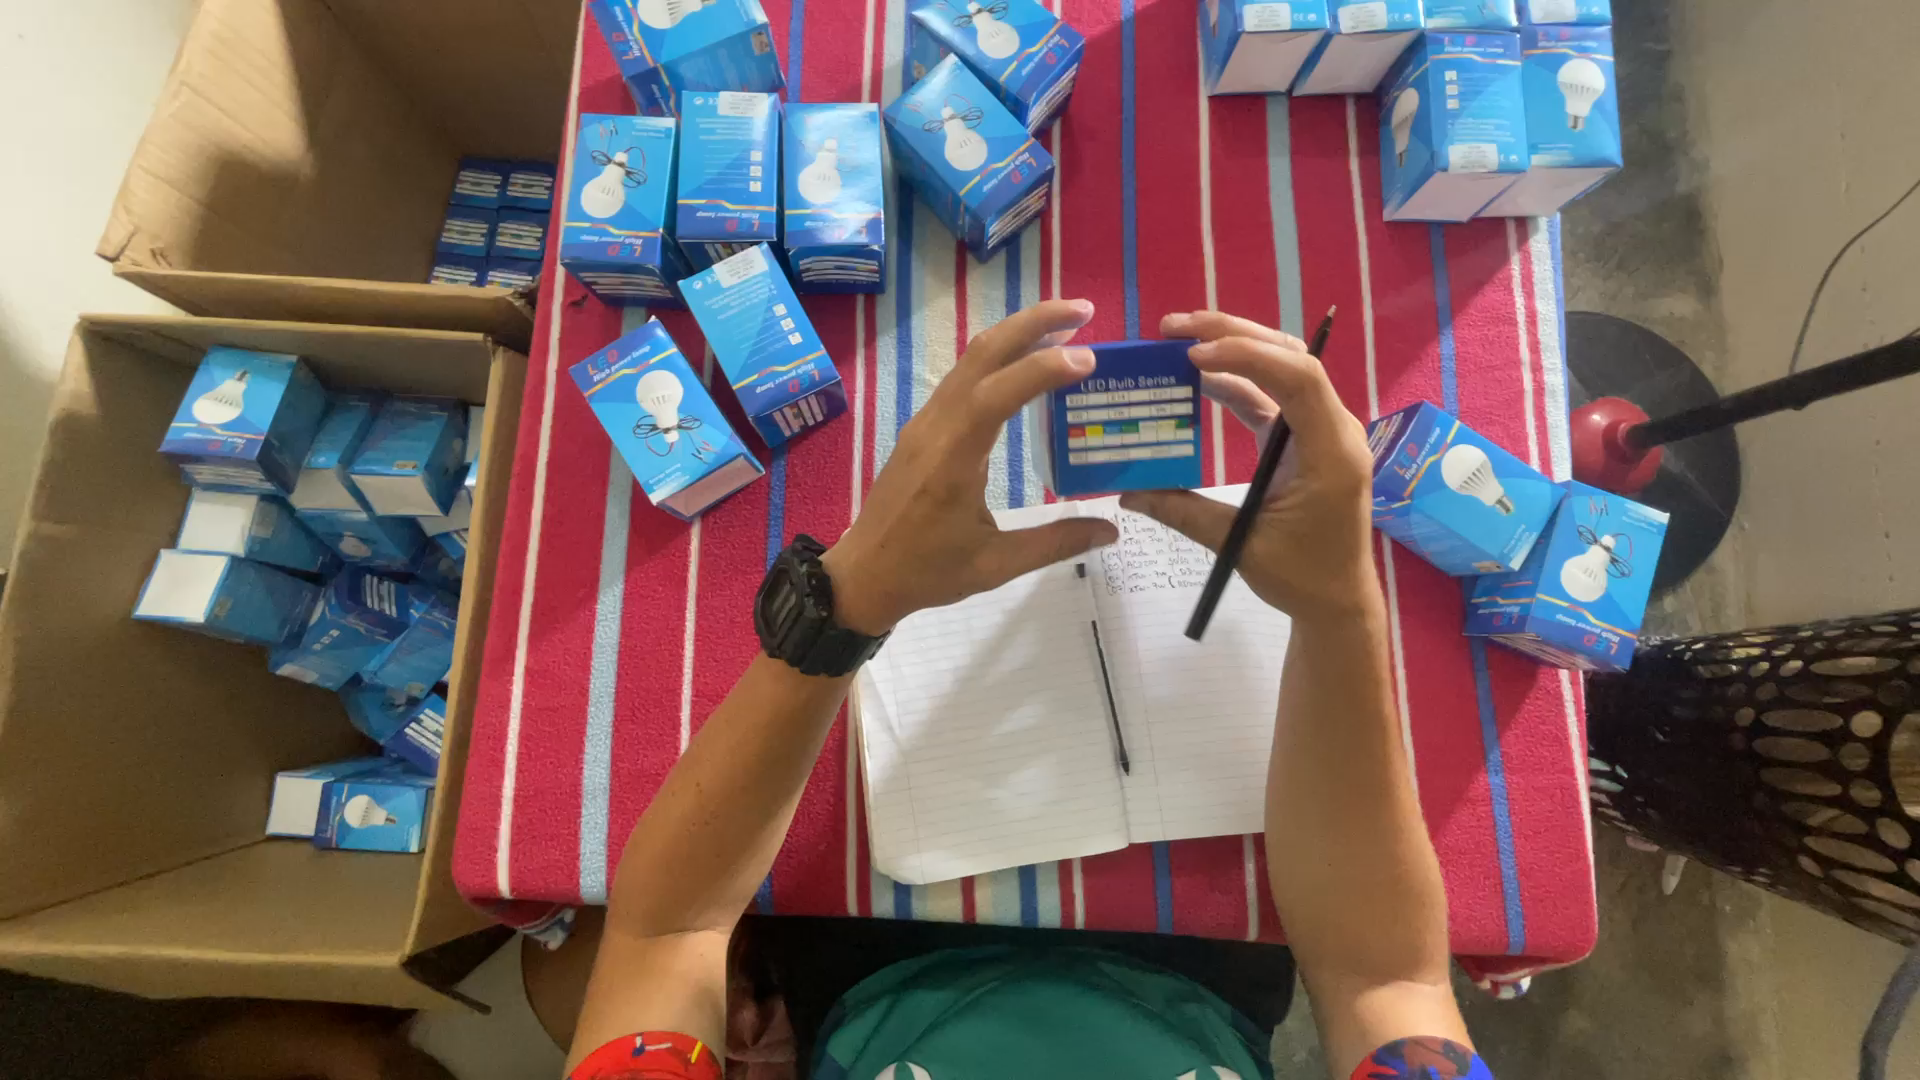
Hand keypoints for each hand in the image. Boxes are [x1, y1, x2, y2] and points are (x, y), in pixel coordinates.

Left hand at [824, 299, 1119, 634]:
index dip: (1042, 368)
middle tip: (1084, 310)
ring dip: (1014, 336)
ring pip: (969, 361)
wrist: (863, 576)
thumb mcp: (994, 564)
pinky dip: (997, 360)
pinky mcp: (922, 429)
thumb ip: (1055, 543)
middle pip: (981, 354)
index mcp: (952, 459)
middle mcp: (935, 428)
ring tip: (1064, 327)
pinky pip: (961, 380)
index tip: (1088, 356)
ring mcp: (924, 424)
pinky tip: (1023, 366)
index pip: (997, 394)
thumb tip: (1111, 529)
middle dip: (1032, 323)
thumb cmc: (925, 572)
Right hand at [1121, 311, 1379, 623]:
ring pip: (1280, 370)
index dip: (1246, 356)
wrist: (1337, 600)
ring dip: (1231, 348)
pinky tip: (1197, 377)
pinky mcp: (1301, 440)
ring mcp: (1317, 431)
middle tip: (1174, 328)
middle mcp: (1331, 429)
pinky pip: (1269, 398)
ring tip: (1178, 341)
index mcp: (1330, 451)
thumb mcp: (1239, 544)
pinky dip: (1234, 382)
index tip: (1192, 356)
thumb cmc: (1300, 576)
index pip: (1298, 378)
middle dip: (1232, 333)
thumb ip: (1183, 512)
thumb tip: (1126, 492)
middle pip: (1289, 358)